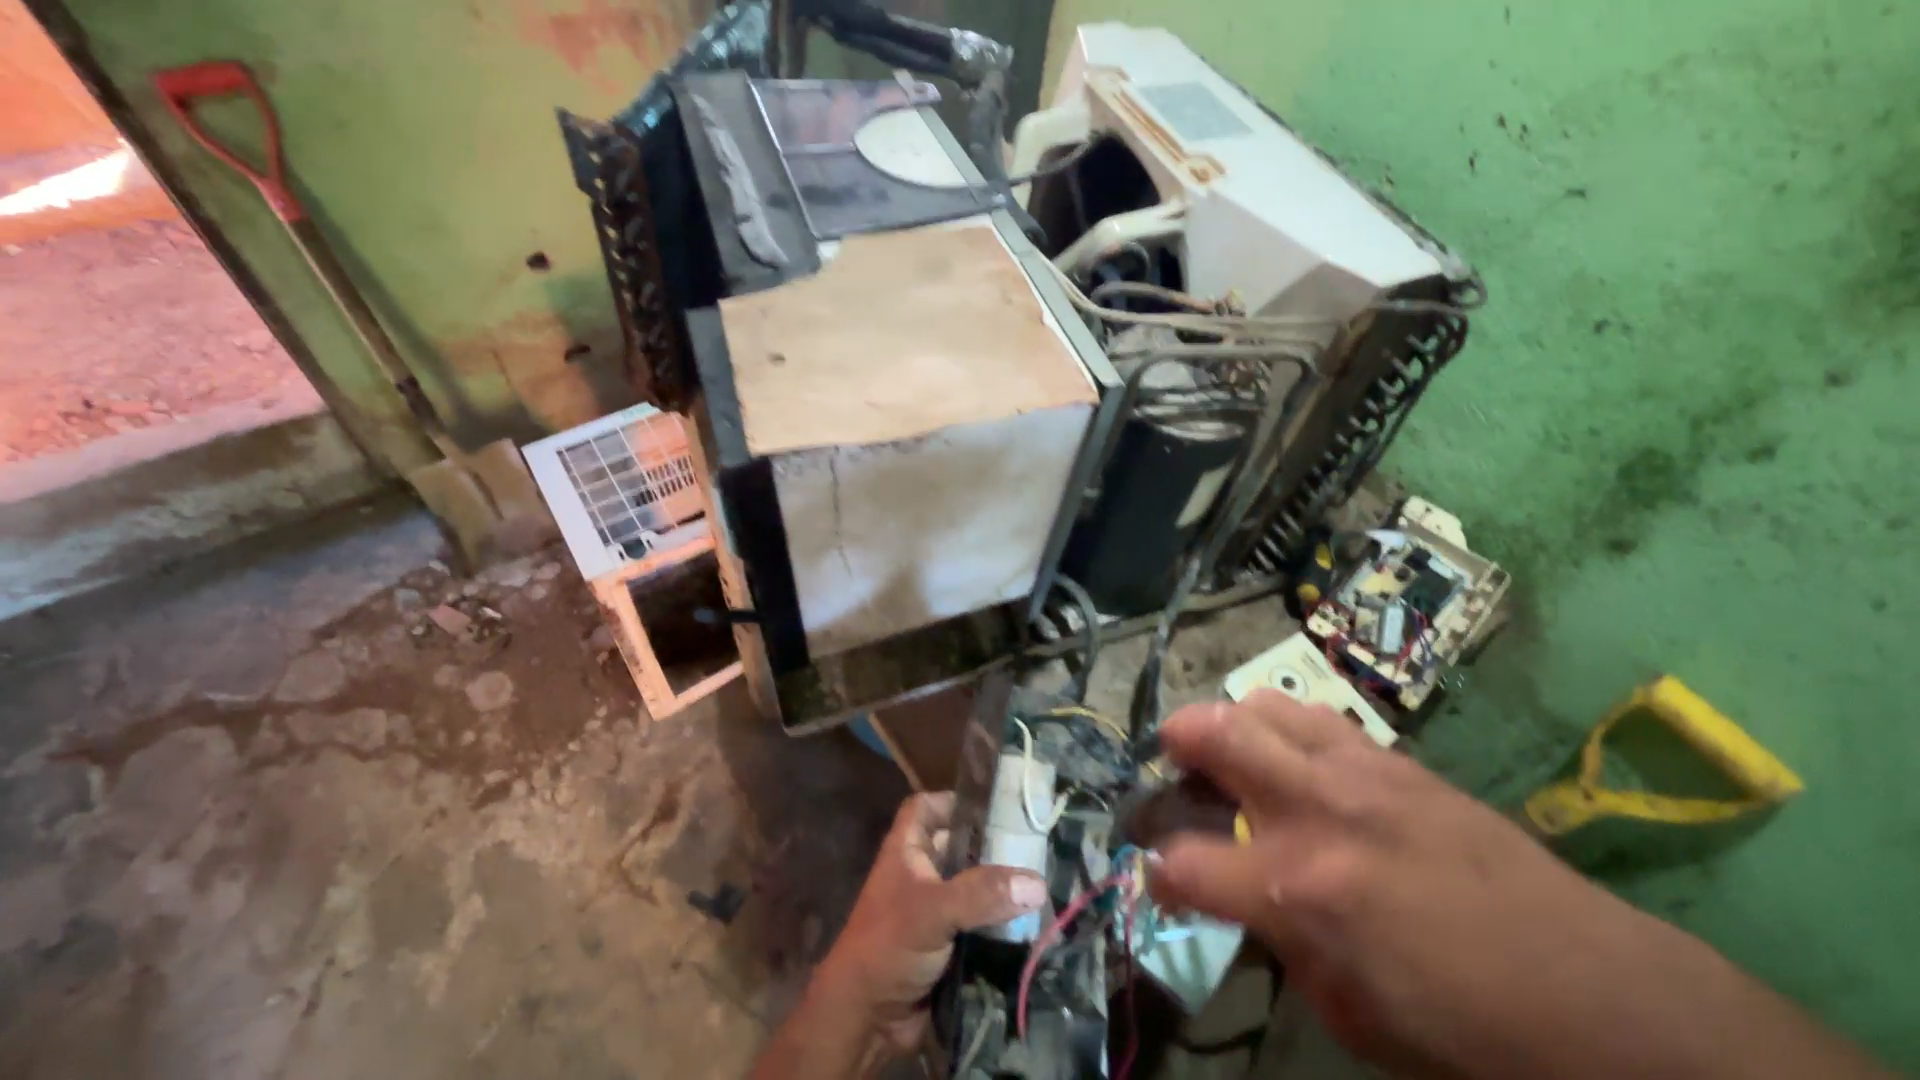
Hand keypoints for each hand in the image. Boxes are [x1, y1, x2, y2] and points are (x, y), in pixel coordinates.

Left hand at [815, 791, 1046, 1051]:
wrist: (866, 1021)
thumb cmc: (886, 948)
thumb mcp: (931, 911)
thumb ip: (981, 893)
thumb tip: (1036, 883)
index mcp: (906, 853)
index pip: (925, 808)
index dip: (953, 800)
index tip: (995, 805)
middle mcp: (921, 876)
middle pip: (960, 848)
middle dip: (995, 847)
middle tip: (1040, 845)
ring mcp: (936, 912)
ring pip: (976, 889)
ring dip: (1005, 890)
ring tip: (1049, 880)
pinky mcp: (951, 945)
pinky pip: (983, 925)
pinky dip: (1005, 925)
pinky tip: (1037, 922)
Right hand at [1145, 693, 1888, 1079]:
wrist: (1592, 991)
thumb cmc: (1460, 1027)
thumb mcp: (1344, 1011)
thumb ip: (1278, 941)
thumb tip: (1245, 900)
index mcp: (1295, 889)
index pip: (1181, 860)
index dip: (1156, 869)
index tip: (1161, 876)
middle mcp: (1317, 811)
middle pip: (1212, 732)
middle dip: (1175, 744)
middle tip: (1172, 767)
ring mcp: (1362, 774)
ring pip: (1264, 704)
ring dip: (1230, 722)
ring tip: (1232, 753)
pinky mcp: (1403, 763)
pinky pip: (1321, 720)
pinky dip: (1288, 729)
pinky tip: (1302, 764)